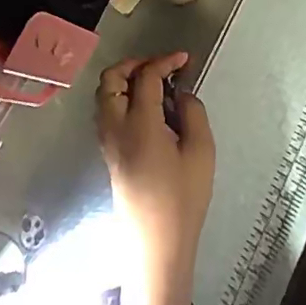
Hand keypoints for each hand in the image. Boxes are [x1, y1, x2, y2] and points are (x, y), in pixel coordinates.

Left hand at [95, 52, 214, 304]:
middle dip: (134, 64)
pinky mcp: (109, 155)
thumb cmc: (183, 197)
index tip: (184, 59)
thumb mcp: (201, 151)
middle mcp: (115, 128)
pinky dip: (122, 98)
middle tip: (162, 66)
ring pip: (103, 97)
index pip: (145, 78)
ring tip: (156, 84)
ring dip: (125, 81)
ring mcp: (108, 143)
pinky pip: (107, 114)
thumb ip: (192, 113)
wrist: (157, 244)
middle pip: (110, 81)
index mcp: (139, 124)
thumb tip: (180, 95)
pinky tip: (148, 108)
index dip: (164, 61)